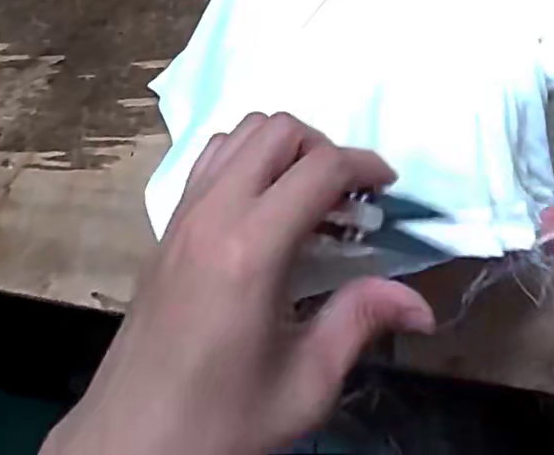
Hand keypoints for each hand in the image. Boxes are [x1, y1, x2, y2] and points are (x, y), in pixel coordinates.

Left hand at [43, 112, 436, 454]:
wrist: (132, 435)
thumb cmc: (222, 417)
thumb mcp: (304, 384)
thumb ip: (360, 321)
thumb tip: (421, 304)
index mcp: (252, 246)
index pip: (318, 168)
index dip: (364, 165)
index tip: (388, 186)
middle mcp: (215, 208)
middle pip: (277, 129)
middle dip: (323, 148)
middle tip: (347, 196)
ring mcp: (186, 207)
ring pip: (241, 131)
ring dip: (284, 147)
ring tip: (308, 195)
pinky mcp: (171, 216)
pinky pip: (213, 154)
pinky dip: (248, 154)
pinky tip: (265, 201)